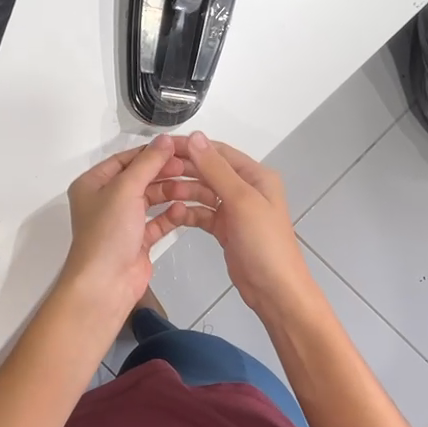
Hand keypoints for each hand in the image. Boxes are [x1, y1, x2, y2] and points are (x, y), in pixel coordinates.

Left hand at [58, 135, 195, 311]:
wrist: (106, 283)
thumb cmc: (106, 236)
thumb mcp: (125, 190)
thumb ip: (147, 163)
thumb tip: (164, 141)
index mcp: (93, 184)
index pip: (126, 159)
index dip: (152, 152)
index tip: (179, 147)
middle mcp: (105, 200)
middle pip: (141, 178)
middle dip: (165, 172)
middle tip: (191, 168)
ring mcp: (122, 221)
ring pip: (152, 199)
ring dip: (172, 193)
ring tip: (193, 188)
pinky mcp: (137, 239)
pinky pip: (158, 221)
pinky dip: (171, 215)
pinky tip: (184, 210)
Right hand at [155, 132, 312, 312]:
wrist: (275, 290)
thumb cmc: (264, 243)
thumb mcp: (241, 201)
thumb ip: (216, 169)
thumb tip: (195, 136)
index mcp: (255, 176)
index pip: (217, 152)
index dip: (190, 147)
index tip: (160, 147)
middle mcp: (245, 188)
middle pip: (208, 171)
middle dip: (182, 170)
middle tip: (153, 172)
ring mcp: (234, 209)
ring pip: (202, 192)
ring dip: (182, 191)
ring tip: (159, 194)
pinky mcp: (224, 228)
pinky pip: (201, 213)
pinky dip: (187, 212)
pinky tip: (172, 214)